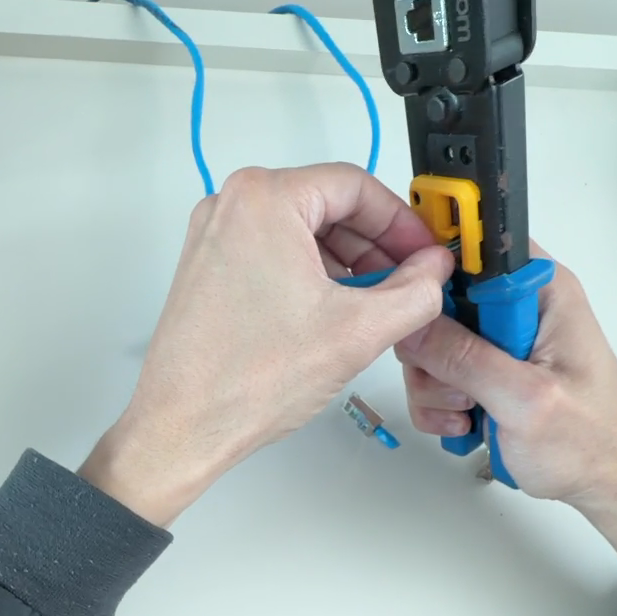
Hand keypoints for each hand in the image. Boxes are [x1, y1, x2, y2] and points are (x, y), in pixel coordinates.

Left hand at [81, 164, 454, 526]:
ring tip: (373, 308)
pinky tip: (331, 316)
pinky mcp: (207, 274)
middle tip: (407, 283)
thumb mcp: (356, 332)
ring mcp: (213, 242)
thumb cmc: (245, 382)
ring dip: (345, 266)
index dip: (402, 223)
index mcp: (263, 201)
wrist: (183, 429)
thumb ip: (414, 293)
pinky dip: (309, 280)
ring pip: (299, 235)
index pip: (356, 186)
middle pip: (326, 207)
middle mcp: (229, 209)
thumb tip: (433, 271)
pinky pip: (272, 259)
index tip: (423, 254)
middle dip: (375, 247)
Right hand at [397, 243, 616, 598]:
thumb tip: (410, 325)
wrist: (605, 484)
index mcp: (540, 291)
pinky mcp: (483, 373)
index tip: (419, 318)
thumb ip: (465, 359)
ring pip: (428, 346)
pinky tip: (464, 425)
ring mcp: (496, 343)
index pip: (474, 250)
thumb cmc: (587, 441)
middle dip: (432, 353)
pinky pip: (435, 377)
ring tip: (469, 416)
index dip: (435, 274)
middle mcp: (515, 308)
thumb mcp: (524, 399)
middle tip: (460, 392)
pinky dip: (438, 407)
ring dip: (434, 389)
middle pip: (438, 304)